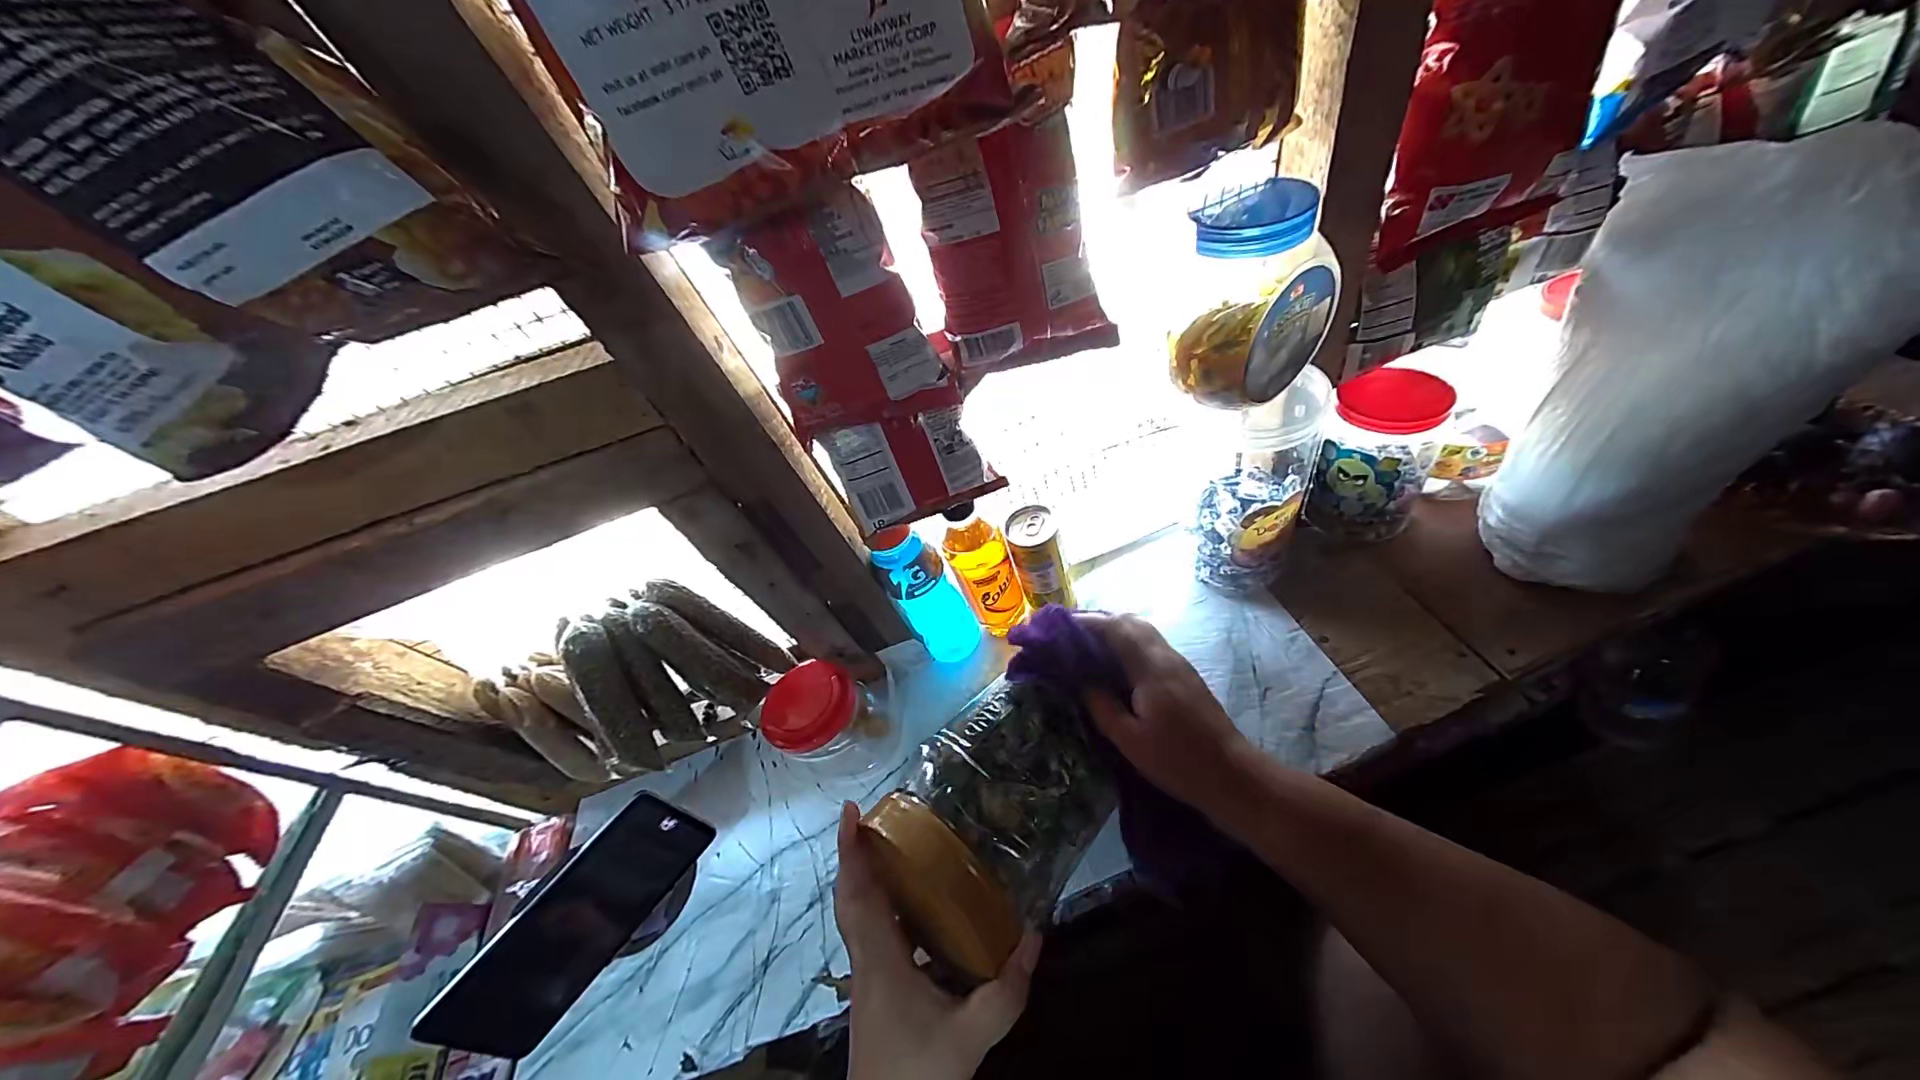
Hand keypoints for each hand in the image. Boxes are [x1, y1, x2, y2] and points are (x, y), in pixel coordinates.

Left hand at [834, 802, 1040, 1079]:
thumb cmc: (920, 1075)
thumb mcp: (971, 1036)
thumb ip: (1006, 991)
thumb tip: (1034, 935)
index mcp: (879, 962)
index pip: (857, 896)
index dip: (850, 852)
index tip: (850, 813)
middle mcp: (865, 960)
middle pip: (850, 896)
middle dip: (856, 853)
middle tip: (876, 817)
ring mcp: (865, 974)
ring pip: (857, 912)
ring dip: (866, 875)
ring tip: (894, 846)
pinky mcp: (873, 986)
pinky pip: (871, 929)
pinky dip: (881, 903)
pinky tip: (911, 902)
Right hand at [1078, 612, 1253, 812]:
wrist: (1231, 775)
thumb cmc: (1177, 761)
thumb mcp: (1129, 740)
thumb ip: (1102, 706)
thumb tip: (1082, 681)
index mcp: (1151, 668)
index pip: (1116, 628)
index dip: (1087, 622)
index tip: (1059, 628)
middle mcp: (1167, 657)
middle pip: (1131, 622)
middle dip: (1100, 622)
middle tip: (1070, 635)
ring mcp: (1180, 665)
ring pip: (1144, 632)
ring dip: (1115, 631)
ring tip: (1088, 647)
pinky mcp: (1185, 676)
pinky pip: (1151, 646)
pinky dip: (1129, 644)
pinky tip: (1116, 664)